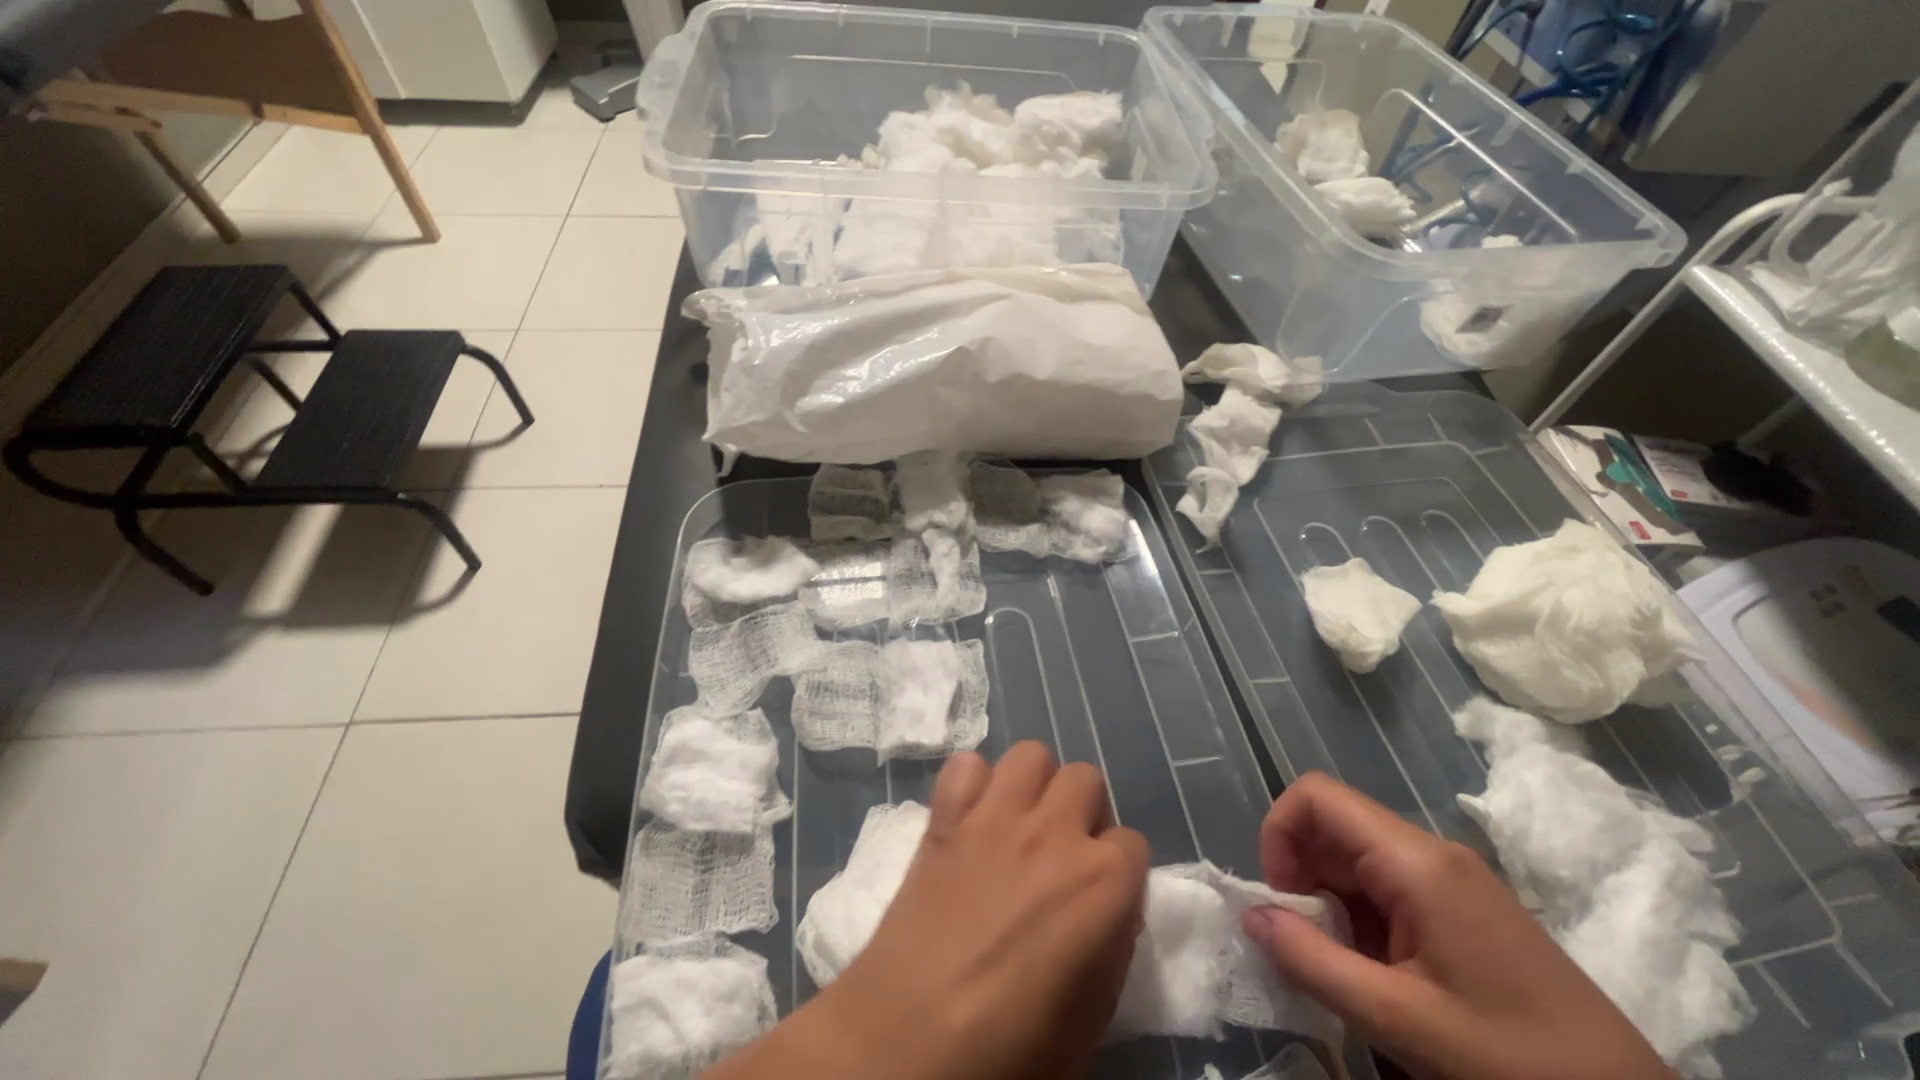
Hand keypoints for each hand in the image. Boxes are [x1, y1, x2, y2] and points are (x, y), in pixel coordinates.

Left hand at [707, 742, 1149, 1079]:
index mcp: (1103, 882)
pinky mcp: (944, 819)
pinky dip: (972, 784)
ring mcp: (995, 818)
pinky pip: (965, 766)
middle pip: (1086, 779)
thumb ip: (1113, 944)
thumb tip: (1109, 909)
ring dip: (1033, 785)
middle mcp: (1055, 833)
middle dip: (1082, 813)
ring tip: (1020, 824)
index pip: (1133, 843)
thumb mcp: (1093, 1014)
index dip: (1117, 873)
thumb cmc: (1012, 1045)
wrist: (911, 1037)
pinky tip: (970, 819)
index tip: (1099, 901)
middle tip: (1061, 855)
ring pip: (1031, 755)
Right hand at [1245, 772, 1674, 1079]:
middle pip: (1333, 829)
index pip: (1317, 797)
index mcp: (1417, 862)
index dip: (1278, 836)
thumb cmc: (1508, 1055)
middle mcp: (1432, 854)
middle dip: (1299, 880)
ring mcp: (1451, 881)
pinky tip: (1376, 980)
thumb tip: (1250, 915)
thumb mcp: (1397, 1018)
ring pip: (1356, 863)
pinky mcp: (1462, 909)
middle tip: (1306, 951)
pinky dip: (1359, 924)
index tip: (1282, 905)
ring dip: (1328, 908)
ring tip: (1342, 974)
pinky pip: (1386, 892)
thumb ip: (1312, 962)